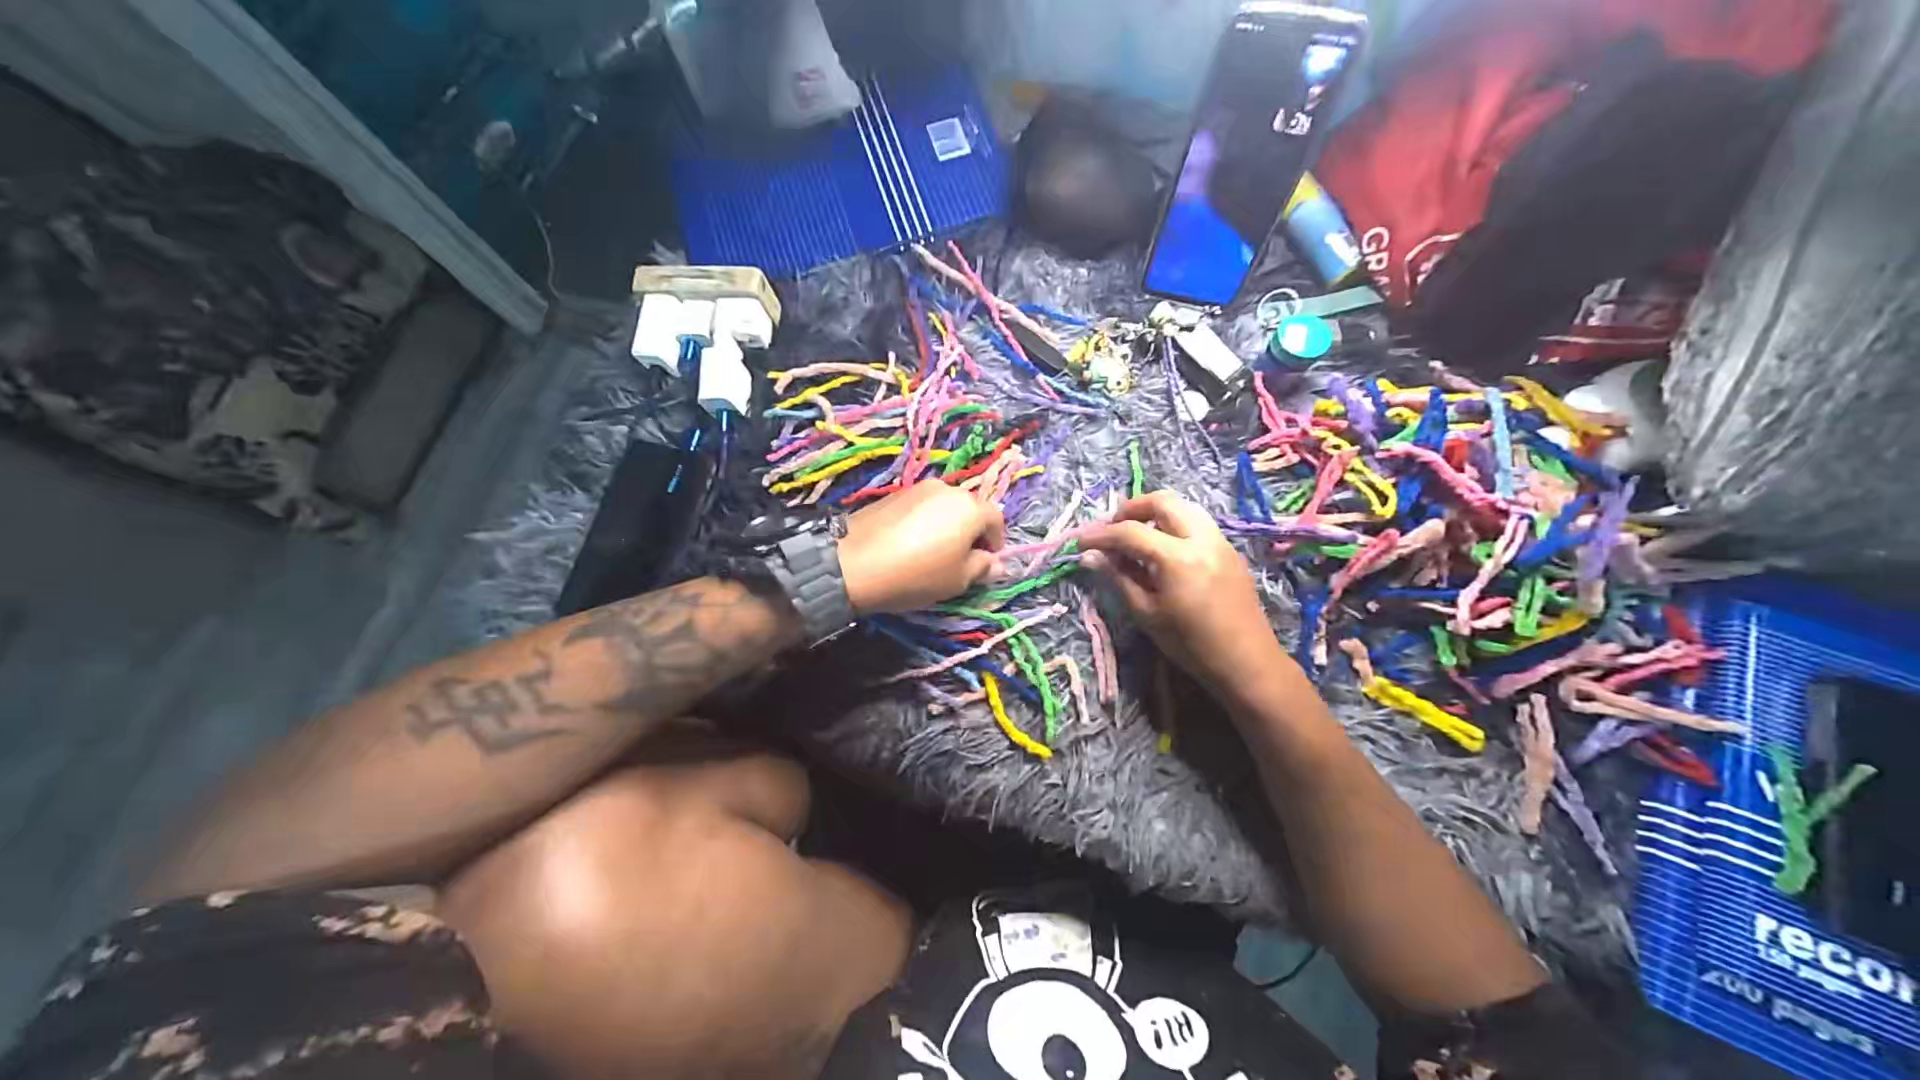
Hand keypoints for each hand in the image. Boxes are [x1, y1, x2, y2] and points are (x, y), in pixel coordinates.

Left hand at [838, 480, 1004, 614]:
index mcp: (970, 507)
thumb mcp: (957, 580)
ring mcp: (917, 488)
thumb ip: (982, 568)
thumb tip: (995, 563)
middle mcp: (947, 489)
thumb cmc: (916, 574)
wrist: (853, 563)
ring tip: (934, 553)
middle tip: (961, 559)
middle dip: (971, 532)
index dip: (996, 541)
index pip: (997, 518)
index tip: (987, 561)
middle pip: (970, 508)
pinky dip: (924, 523)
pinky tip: (910, 545)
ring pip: (944, 506)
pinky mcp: (893, 494)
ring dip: (947, 526)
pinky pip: (920, 508)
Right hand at [1079, 490, 1285, 689]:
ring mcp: (1220, 542)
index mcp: (1178, 558)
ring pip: (1184, 507)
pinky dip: (1174, 525)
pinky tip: (1162, 551)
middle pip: (1162, 501)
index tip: (1081, 544)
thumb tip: (1090, 556)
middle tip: (1112, 529)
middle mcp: (1202, 539)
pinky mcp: (1230, 551)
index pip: (1130, 532)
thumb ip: (1118, 578)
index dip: (1101, 535)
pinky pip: (1198, 523)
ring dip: (1155, 513)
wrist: (1247, 663)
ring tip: (1136, 537)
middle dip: (1131, 509)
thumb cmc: (1191, 645)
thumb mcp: (1146, 614)